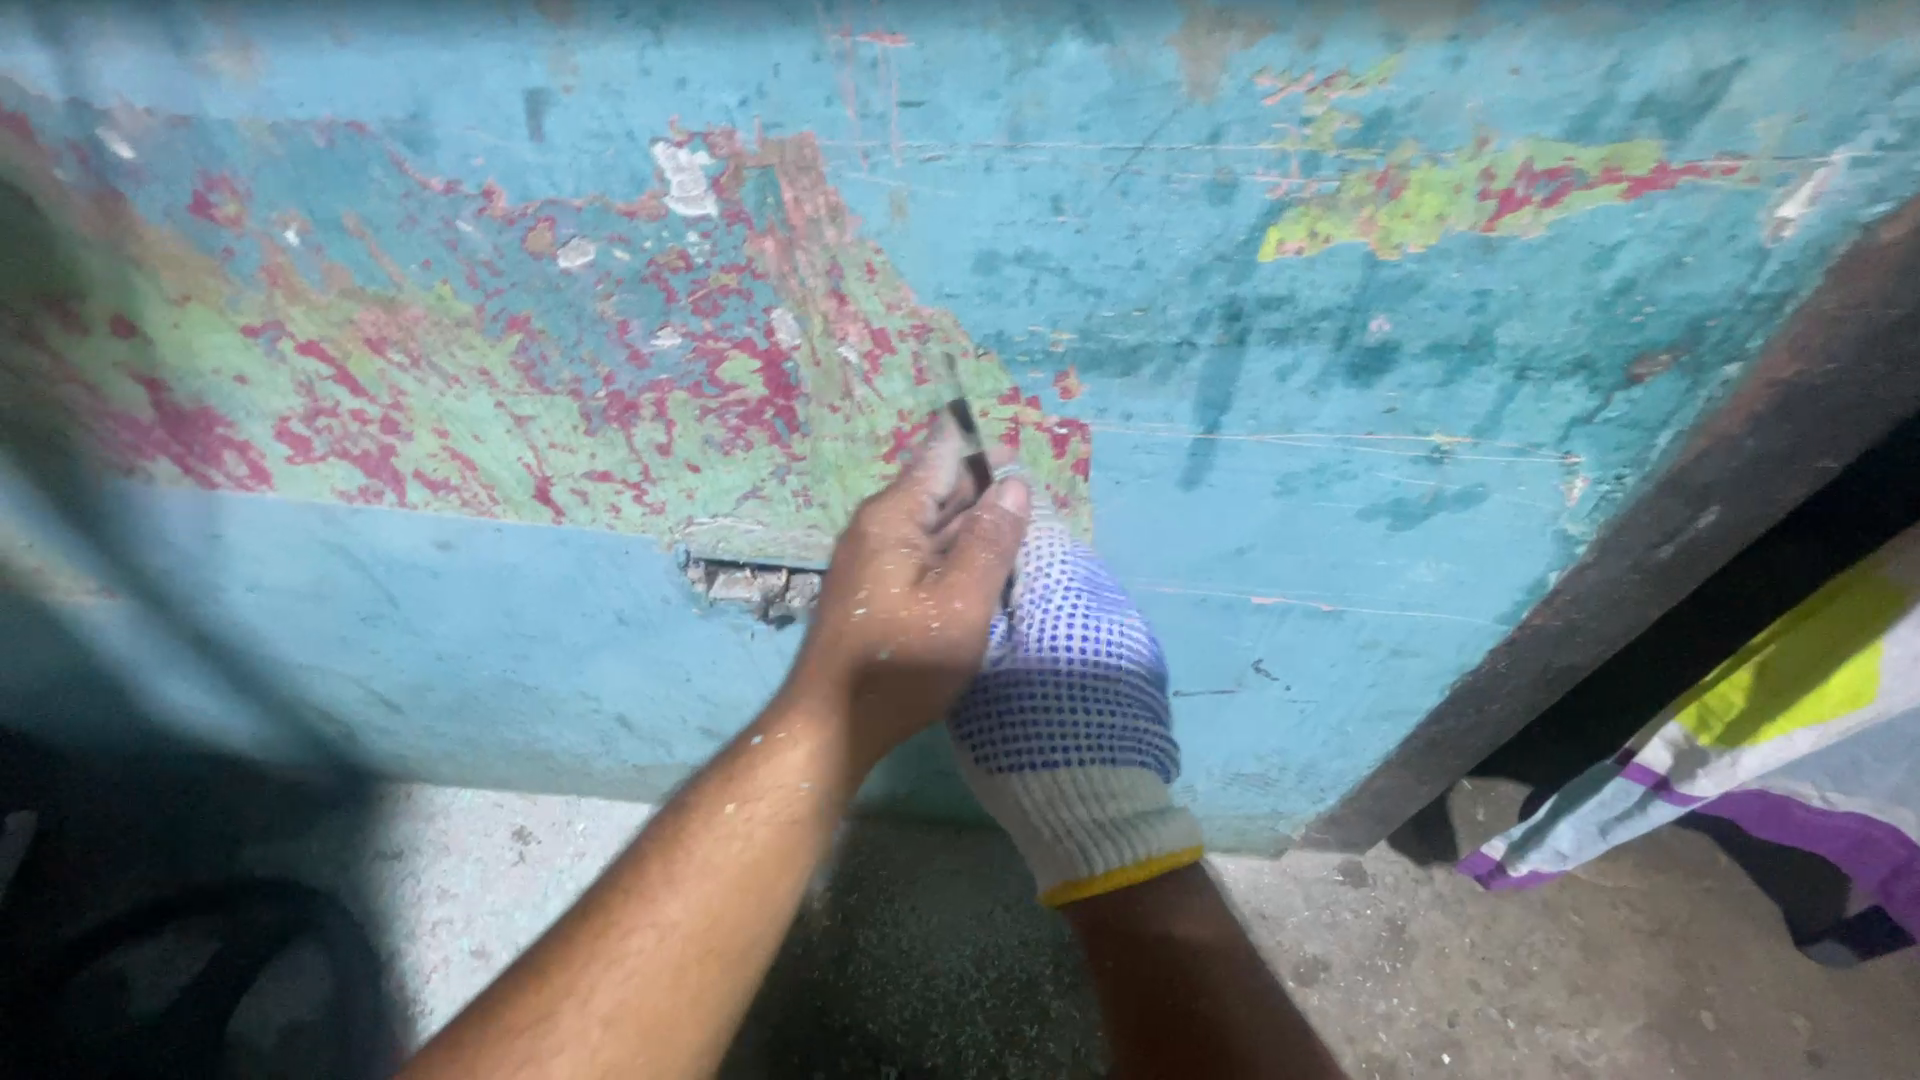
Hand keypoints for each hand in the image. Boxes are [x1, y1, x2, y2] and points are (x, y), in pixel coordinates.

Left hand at [778, 416, 1031, 772]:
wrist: (833, 725)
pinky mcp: (878, 588)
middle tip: (1038, 485)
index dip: (983, 441)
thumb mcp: (960, 603)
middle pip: (941, 488)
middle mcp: (878, 526)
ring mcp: (875, 558)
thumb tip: (1014, 484)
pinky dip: (958, 551)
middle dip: (987, 484)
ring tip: (1024, 518)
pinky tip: (988, 561)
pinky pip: (926, 553)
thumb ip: (989, 541)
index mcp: (893, 516)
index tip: (1022, 435)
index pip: (942, 453)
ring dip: (976, 521)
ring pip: (936, 524)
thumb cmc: (899, 665)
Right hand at [947, 516, 1202, 905]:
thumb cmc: (1021, 732)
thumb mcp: (980, 665)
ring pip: (1078, 582)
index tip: (974, 527)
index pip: (1034, 520)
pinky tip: (1054, 653)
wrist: (1097, 802)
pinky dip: (1072, 620)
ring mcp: (1128, 624)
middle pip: (1057, 550)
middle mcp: (1102, 592)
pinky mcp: (1143, 655)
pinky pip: (1098, 615)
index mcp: (1058, 586)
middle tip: (988, 586)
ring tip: (1019, 622)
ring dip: (1049, 589)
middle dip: (1023, 558)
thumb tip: (982, 554)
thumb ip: (982, 600)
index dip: (1002, 516)